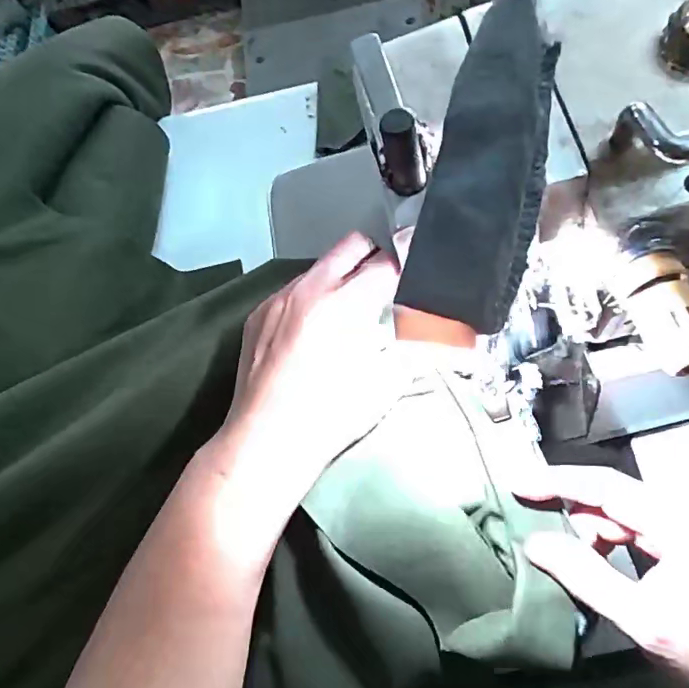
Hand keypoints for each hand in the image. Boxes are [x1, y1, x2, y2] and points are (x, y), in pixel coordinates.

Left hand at [218, 233, 402, 510]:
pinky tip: (318, 329)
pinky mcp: (258, 314)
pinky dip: (314, 297)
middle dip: (376, 256)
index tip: (418, 270)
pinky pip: (294, 289)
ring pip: (320, 265)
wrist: (266, 442)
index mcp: (342, 304)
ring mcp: (278, 299)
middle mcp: (307, 289)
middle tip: (390, 280)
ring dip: (343, 276)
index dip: (409, 265)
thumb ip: (410, 344)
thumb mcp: (386, 382)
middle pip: (353, 245)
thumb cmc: (330, 417)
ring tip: (353, 308)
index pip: (387, 263)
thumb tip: (430, 328)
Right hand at [518, 466, 688, 687]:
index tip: (516, 484)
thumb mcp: (642, 620)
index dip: (557, 483)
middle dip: (574, 516)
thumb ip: (584, 575)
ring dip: (593, 533)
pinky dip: (612, 542)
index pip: (607, 487)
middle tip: (542, 546)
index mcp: (684, 519)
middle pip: (614, 496)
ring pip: (624, 512)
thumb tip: (534, 544)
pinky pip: (639, 526)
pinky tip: (596, 563)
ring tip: (569, 563)